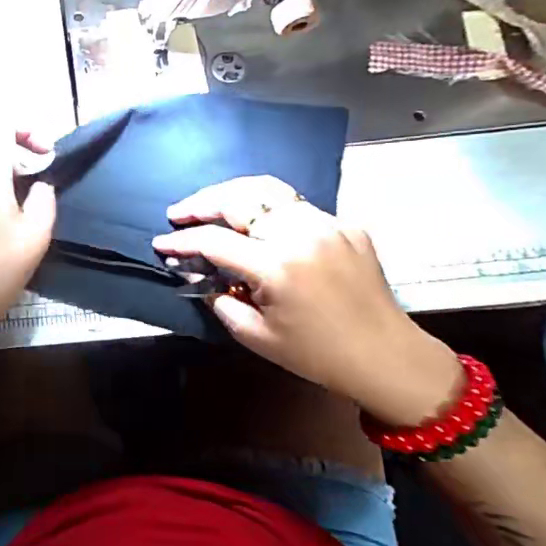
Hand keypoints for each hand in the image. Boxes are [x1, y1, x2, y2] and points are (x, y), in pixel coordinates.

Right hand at [150, 176, 461, 427]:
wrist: (383, 354)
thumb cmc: (316, 355)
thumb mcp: (256, 336)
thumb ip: (219, 300)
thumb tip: (196, 274)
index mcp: (277, 267)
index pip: (215, 240)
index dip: (182, 241)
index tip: (162, 244)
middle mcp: (302, 234)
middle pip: (241, 198)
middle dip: (203, 202)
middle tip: (180, 212)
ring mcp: (328, 224)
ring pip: (271, 191)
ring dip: (236, 195)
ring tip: (213, 205)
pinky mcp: (347, 225)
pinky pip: (300, 208)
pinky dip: (273, 212)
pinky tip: (261, 226)